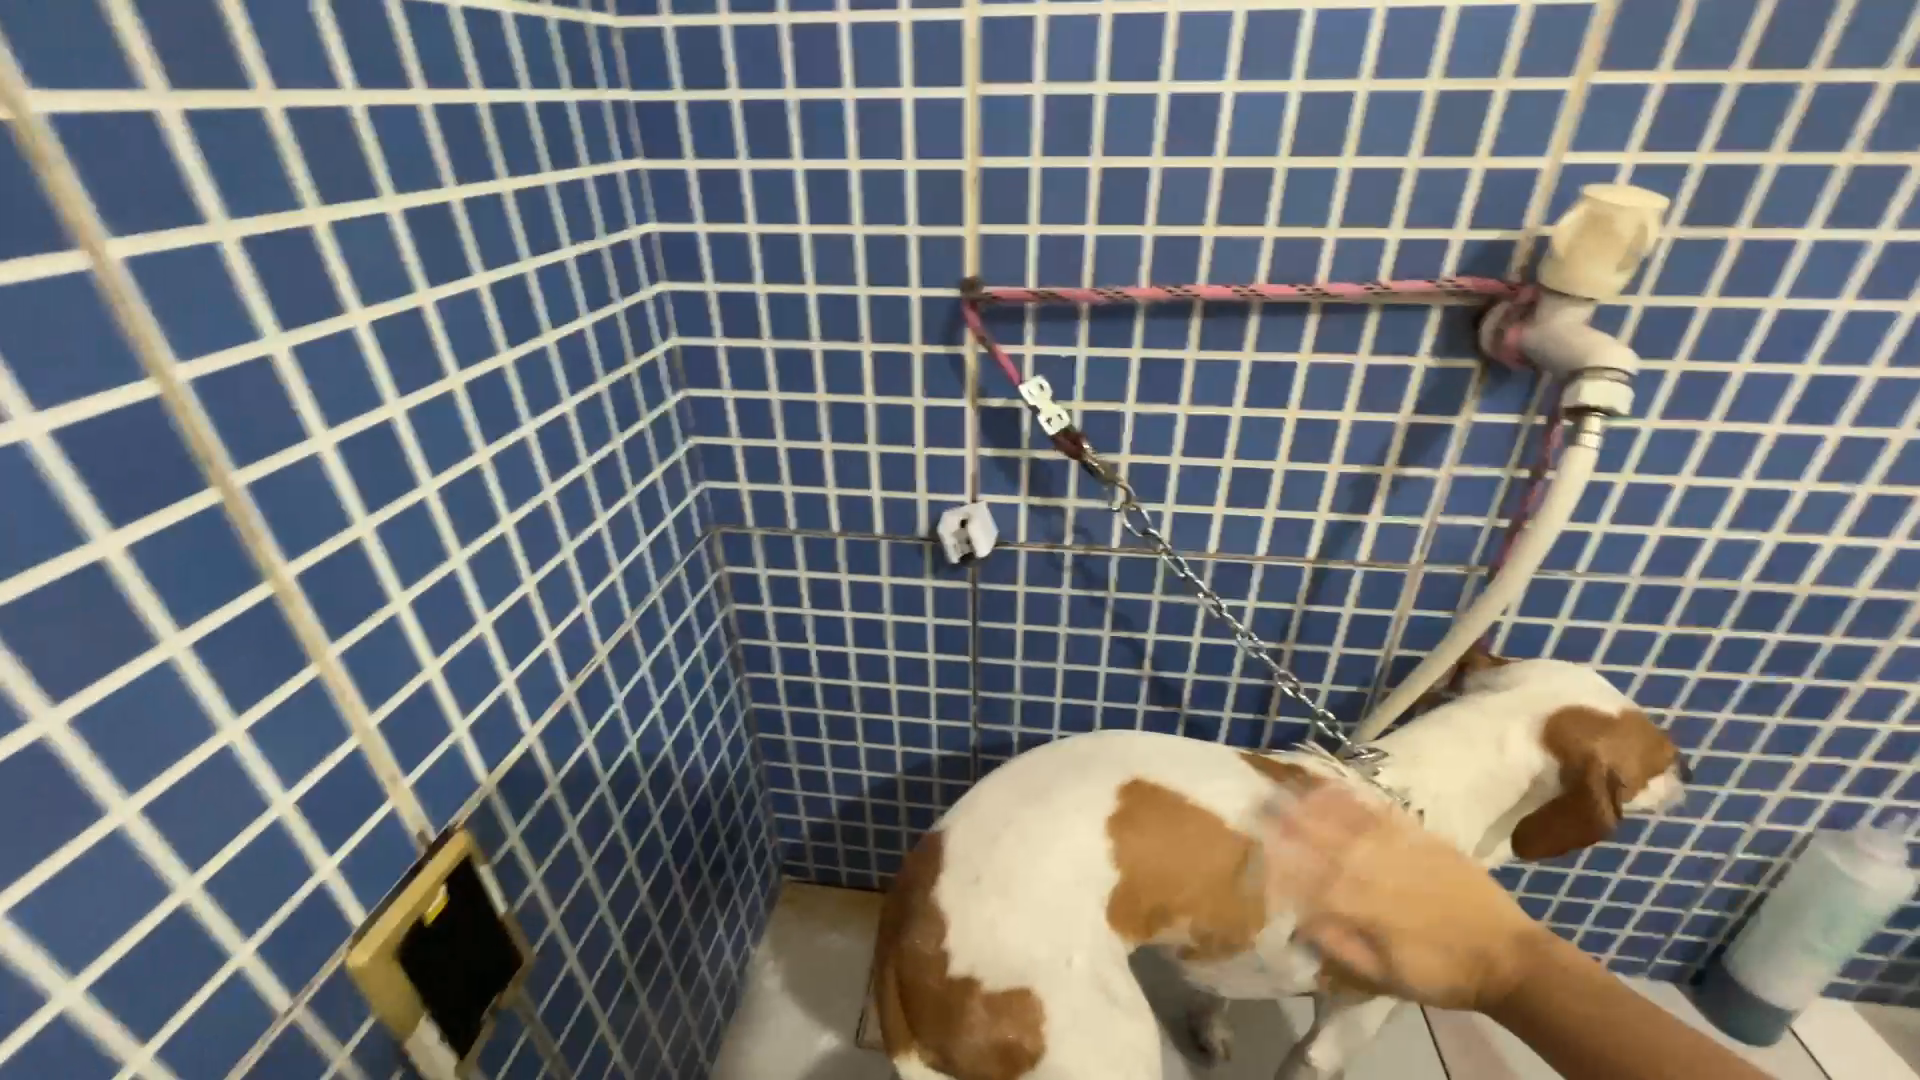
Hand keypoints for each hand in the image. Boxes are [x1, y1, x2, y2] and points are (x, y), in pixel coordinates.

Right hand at [1260, 784, 1548, 1011]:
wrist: (1506, 956)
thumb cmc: (1437, 973)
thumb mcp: (1380, 975)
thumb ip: (1334, 943)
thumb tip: (1293, 916)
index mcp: (1351, 900)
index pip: (1298, 871)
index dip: (1271, 856)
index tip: (1249, 845)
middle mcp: (1363, 864)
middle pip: (1311, 833)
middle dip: (1280, 817)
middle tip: (1254, 802)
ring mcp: (1390, 843)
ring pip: (1338, 814)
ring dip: (1305, 799)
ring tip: (1282, 785)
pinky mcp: (1414, 832)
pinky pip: (1372, 806)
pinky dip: (1346, 794)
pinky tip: (1329, 784)